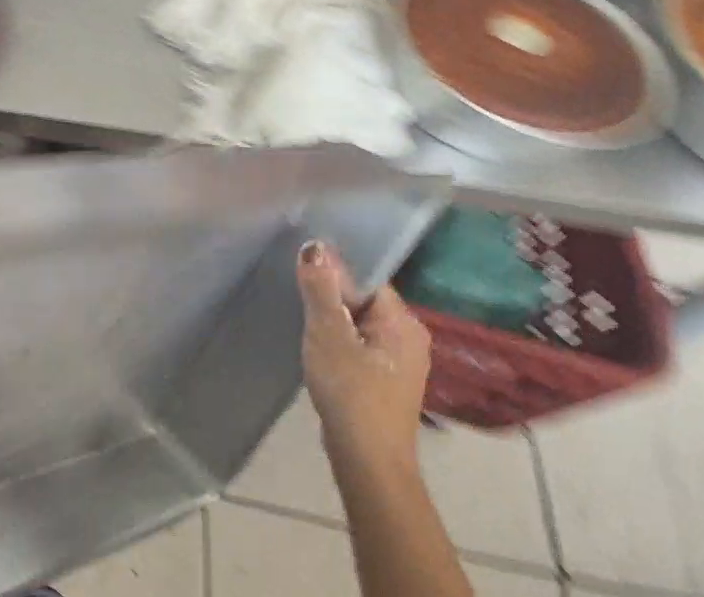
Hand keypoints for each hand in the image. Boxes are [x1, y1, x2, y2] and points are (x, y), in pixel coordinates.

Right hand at [297, 240, 431, 473]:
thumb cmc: (350, 390)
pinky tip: (317, 345)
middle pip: (363, 298)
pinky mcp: (386, 377)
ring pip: (359, 321)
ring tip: (300, 315)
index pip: (368, 277)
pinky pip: (359, 341)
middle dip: (330, 294)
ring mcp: (401, 359)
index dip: (335, 270)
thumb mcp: (328, 334)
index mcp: (402, 321)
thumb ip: (321, 290)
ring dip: (332, 317)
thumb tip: (315, 246)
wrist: (367, 456)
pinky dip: (338, 337)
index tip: (301, 268)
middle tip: (293, 291)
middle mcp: (410, 335)